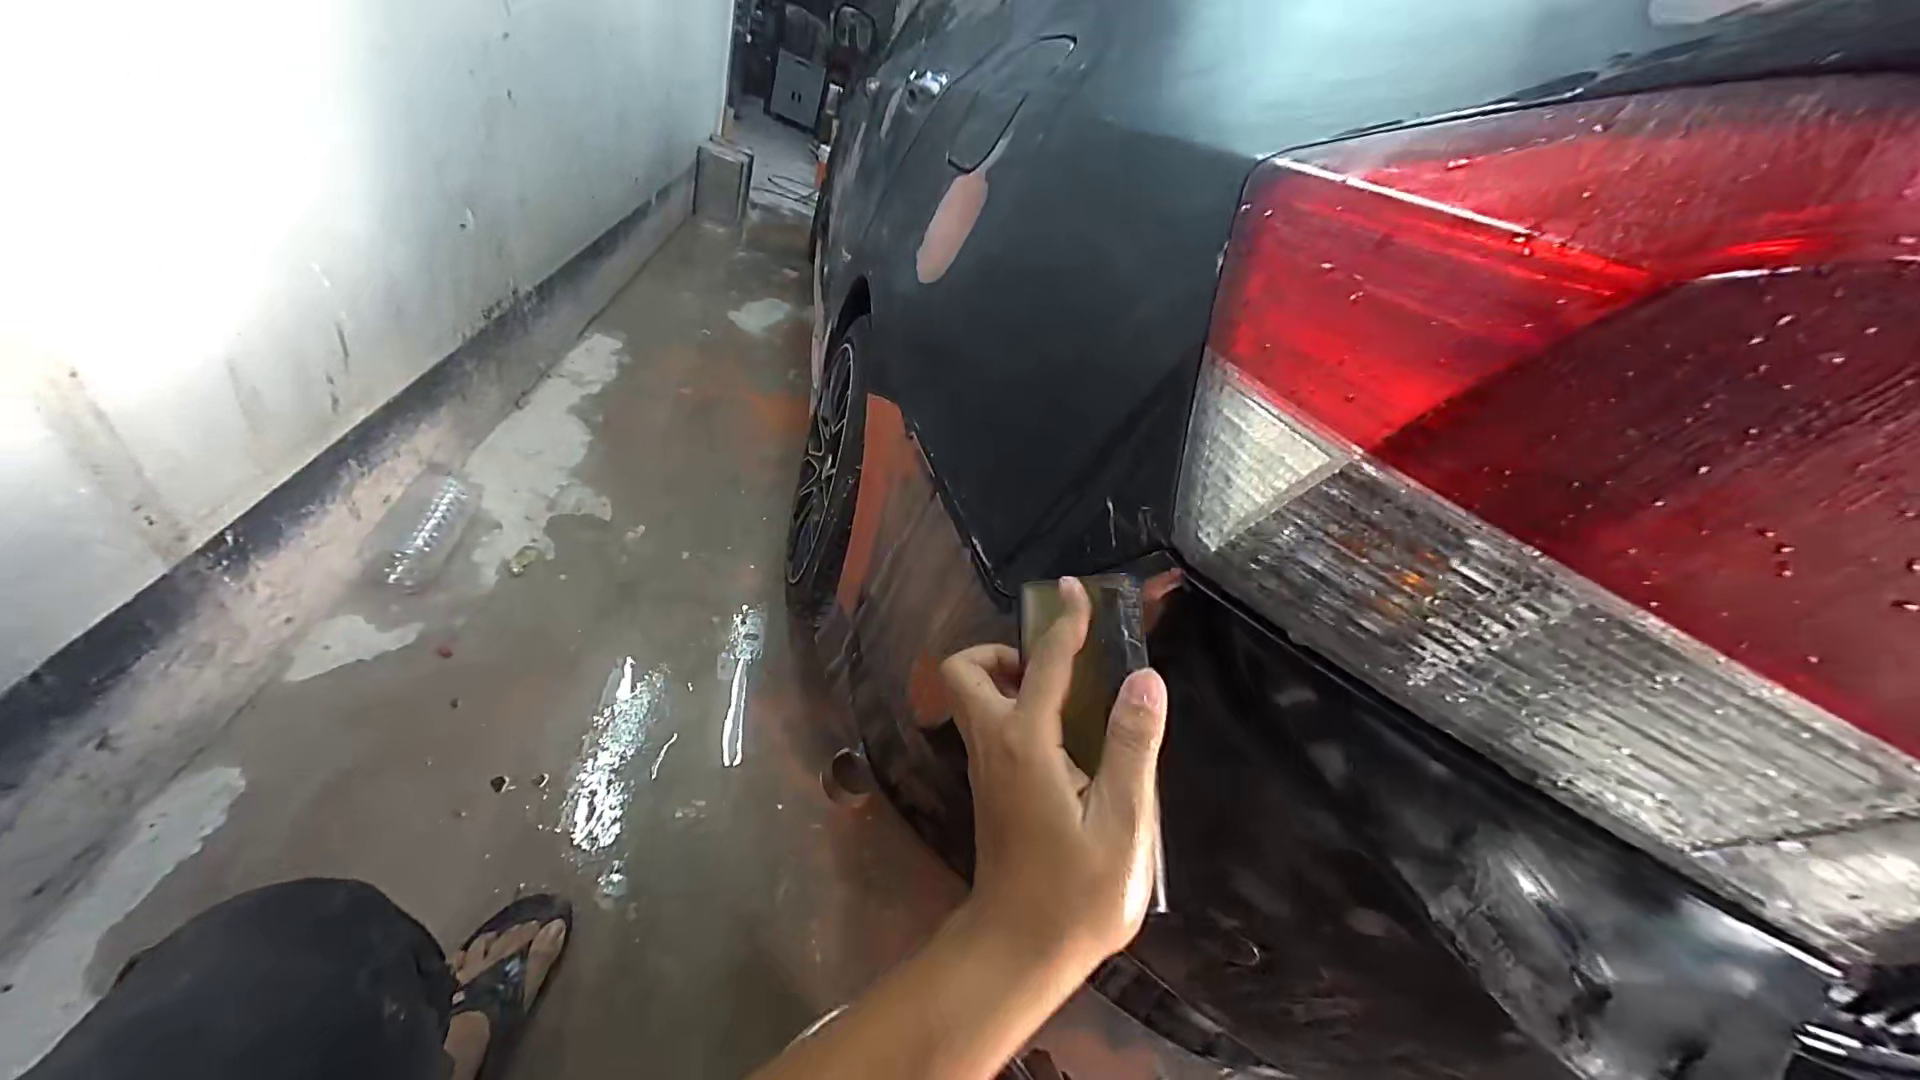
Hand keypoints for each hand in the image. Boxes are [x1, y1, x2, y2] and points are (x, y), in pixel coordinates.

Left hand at [939, 577, 1168, 970]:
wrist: (1018, 948)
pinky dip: (1011, 704)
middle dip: (1002, 652)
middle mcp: (992, 742)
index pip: (1043, 663)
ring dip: (1005, 677)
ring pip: (969, 695)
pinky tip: (1059, 738)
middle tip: (1055, 670)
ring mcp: (983, 763)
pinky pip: (987, 720)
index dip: (1064, 623)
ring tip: (1063, 701)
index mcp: (1025, 743)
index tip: (1076, 591)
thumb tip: (1143, 679)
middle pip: (965, 670)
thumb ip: (1131, 747)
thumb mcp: (1123, 824)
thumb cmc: (1075, 893)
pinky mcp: (987, 781)